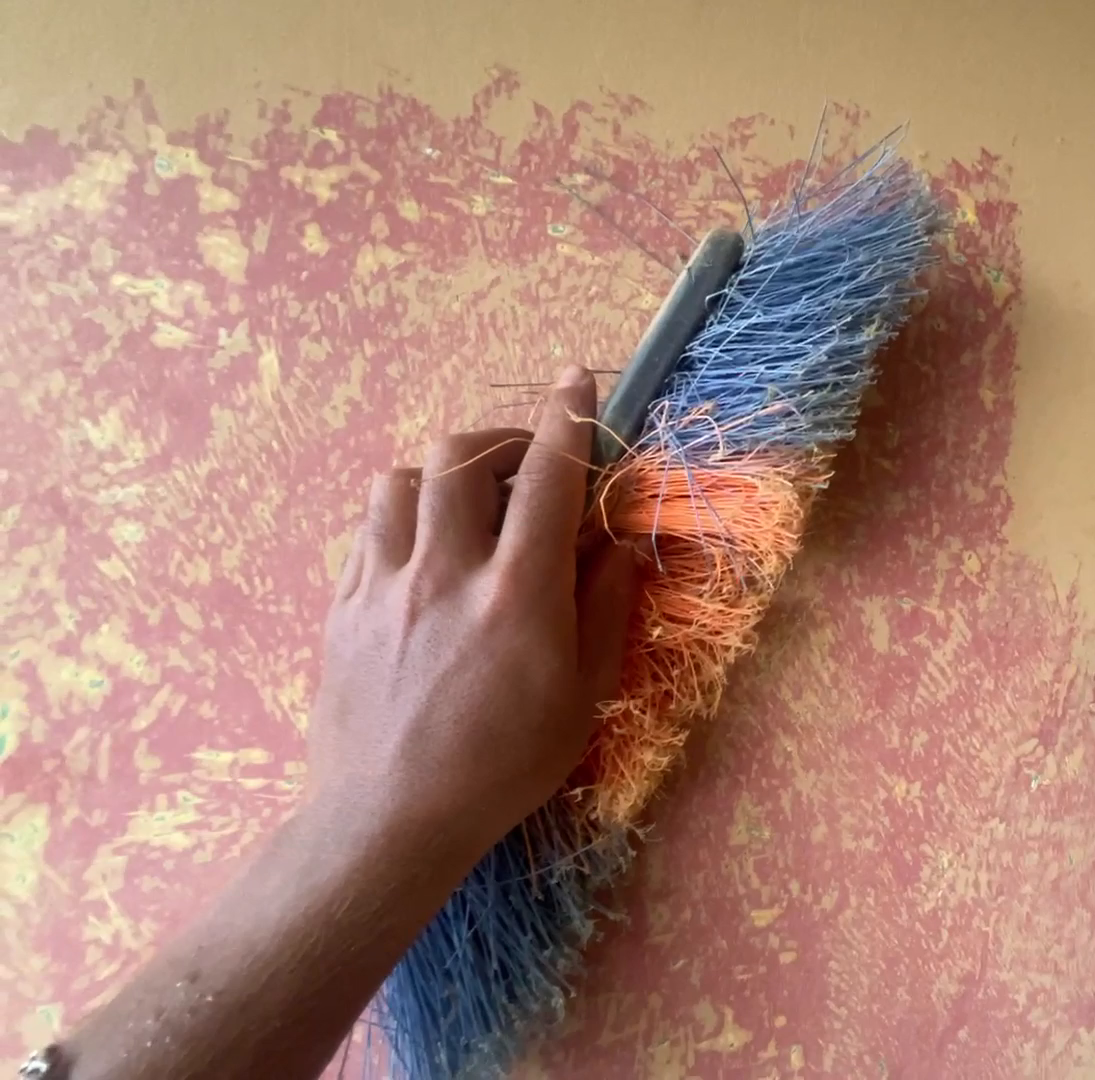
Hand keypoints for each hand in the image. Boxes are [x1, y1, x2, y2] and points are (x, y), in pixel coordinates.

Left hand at [305, 365, 636, 864]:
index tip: (579, 379)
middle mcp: (447, 570)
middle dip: (504, 438)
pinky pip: (369, 524)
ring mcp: (383, 583)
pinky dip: (408, 509)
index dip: (569, 419)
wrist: (391, 818)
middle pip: (462, 458)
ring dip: (450, 471)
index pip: (550, 479)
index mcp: (519, 591)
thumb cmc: (510, 758)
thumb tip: (621, 542)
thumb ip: (606, 603)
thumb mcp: (586, 689)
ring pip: (403, 480)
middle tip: (533, 461)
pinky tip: (431, 542)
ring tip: (478, 500)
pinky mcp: (342, 604)